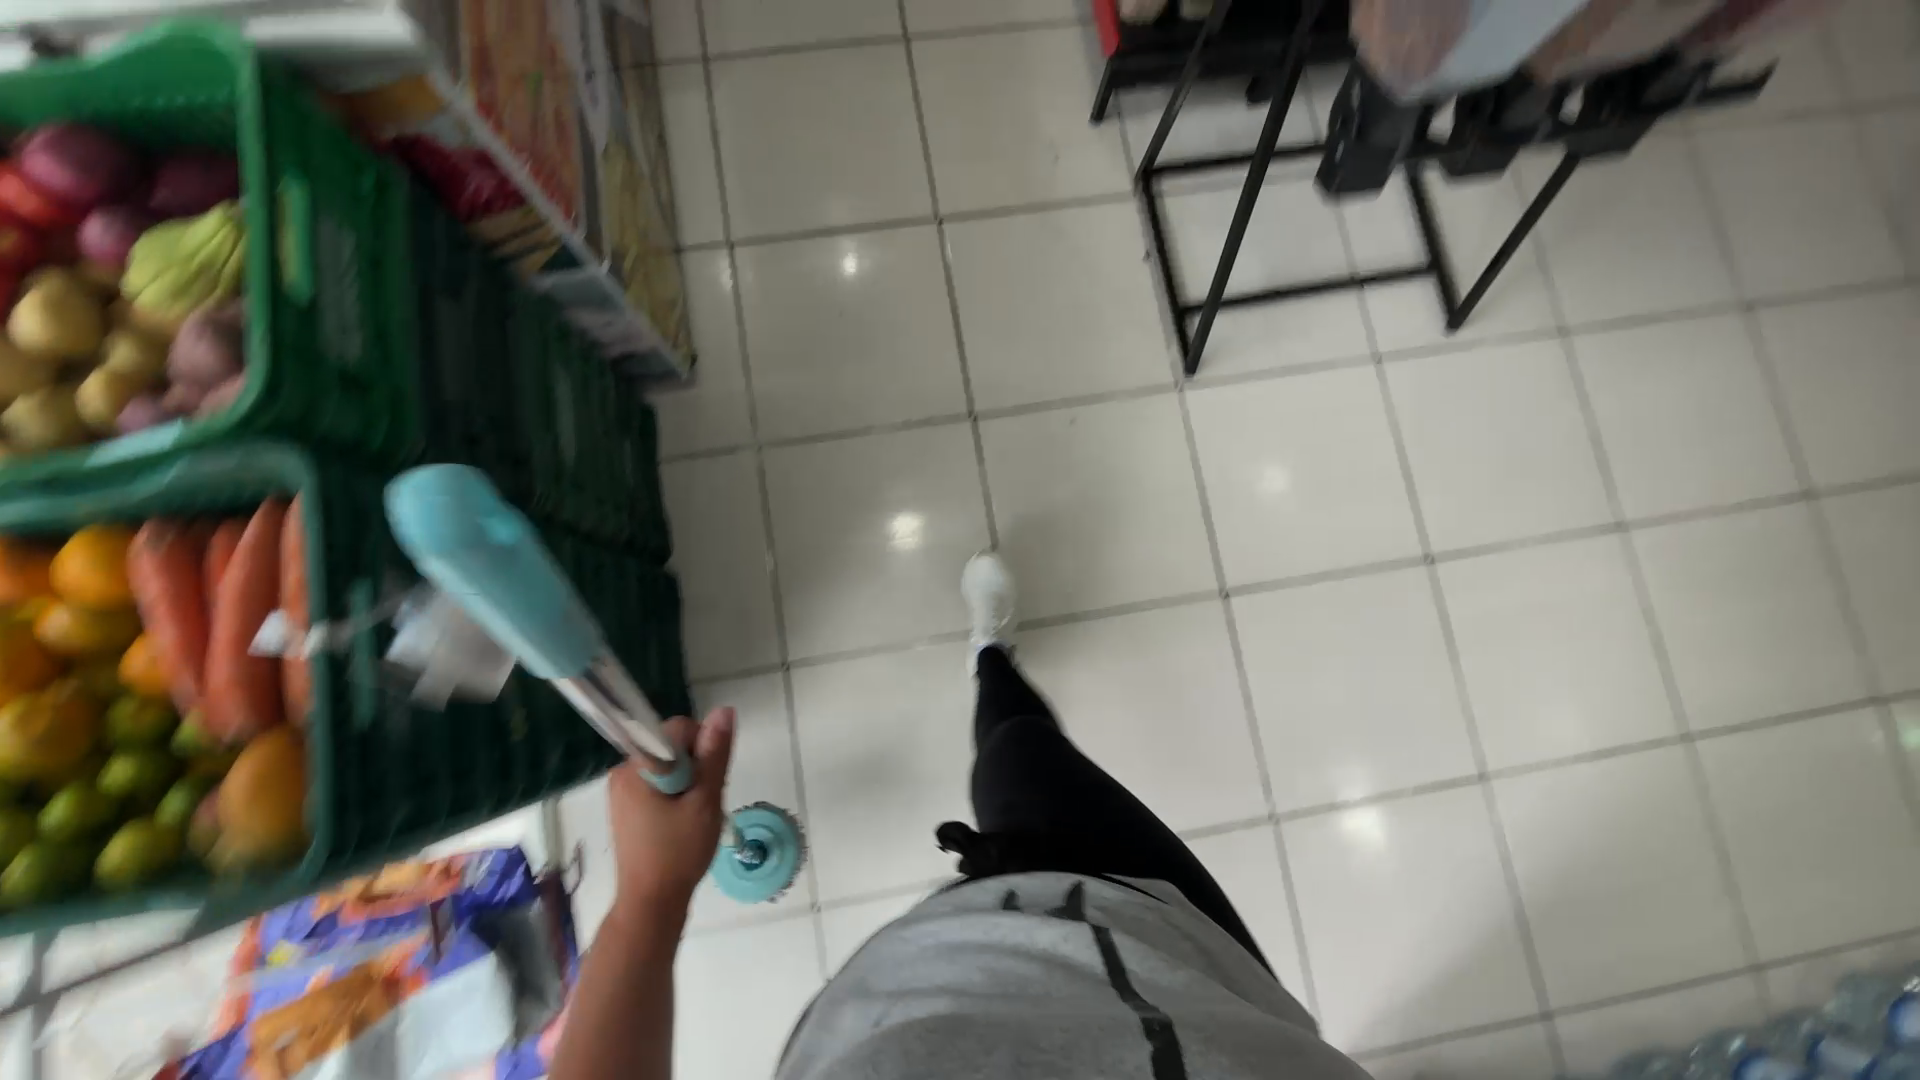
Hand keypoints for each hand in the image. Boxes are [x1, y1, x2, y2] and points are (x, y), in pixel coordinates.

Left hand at [605, 707, 735, 920]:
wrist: (651, 903)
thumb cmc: (679, 852)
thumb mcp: (705, 800)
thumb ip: (715, 754)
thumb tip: (725, 710)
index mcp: (637, 767)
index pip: (678, 729)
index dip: (702, 748)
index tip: (707, 780)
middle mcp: (623, 772)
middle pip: (672, 745)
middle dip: (696, 766)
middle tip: (703, 802)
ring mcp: (622, 790)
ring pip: (668, 764)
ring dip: (688, 782)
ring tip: (693, 815)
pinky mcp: (625, 806)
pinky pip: (658, 782)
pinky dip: (676, 794)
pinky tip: (681, 821)